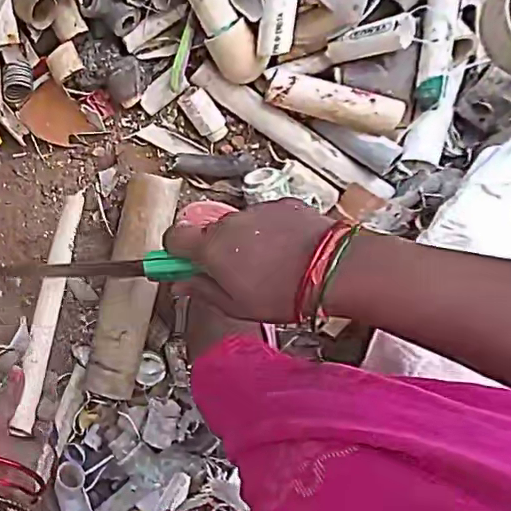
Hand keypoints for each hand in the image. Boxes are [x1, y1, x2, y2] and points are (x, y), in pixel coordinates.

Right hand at [163, 198, 335, 321]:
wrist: (336, 269)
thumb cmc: (287, 292)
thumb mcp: (235, 305)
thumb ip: (201, 290)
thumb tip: (181, 285)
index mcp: (210, 247)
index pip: (173, 238)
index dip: (174, 252)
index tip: (181, 265)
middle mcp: (228, 223)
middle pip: (206, 232)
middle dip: (213, 250)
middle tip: (230, 274)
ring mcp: (255, 211)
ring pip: (236, 225)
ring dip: (242, 241)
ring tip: (266, 266)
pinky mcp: (281, 204)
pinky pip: (263, 218)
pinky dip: (268, 231)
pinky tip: (284, 252)